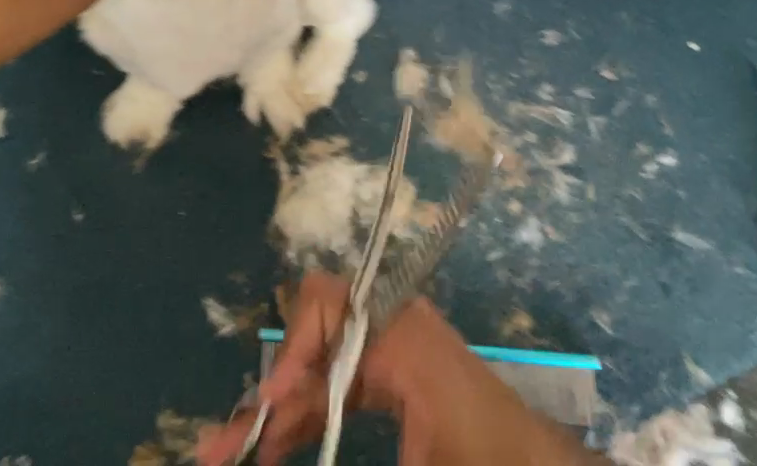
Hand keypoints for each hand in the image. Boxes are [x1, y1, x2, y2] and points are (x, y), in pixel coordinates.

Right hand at [197, 273, 593, 465]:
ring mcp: (387, 354)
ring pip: (316, 373)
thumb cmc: (484, 453)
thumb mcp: (421, 461)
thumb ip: (338, 443)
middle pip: (310, 342)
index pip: (326, 306)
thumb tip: (268, 456)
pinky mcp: (390, 379)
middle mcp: (389, 330)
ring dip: (278, 414)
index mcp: (401, 334)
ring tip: (234, 453)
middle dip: (269, 394)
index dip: (291, 350)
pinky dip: (306, 418)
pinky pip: (335, 389)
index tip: (270, 407)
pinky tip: (276, 447)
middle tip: (223, 447)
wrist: (533, 465)